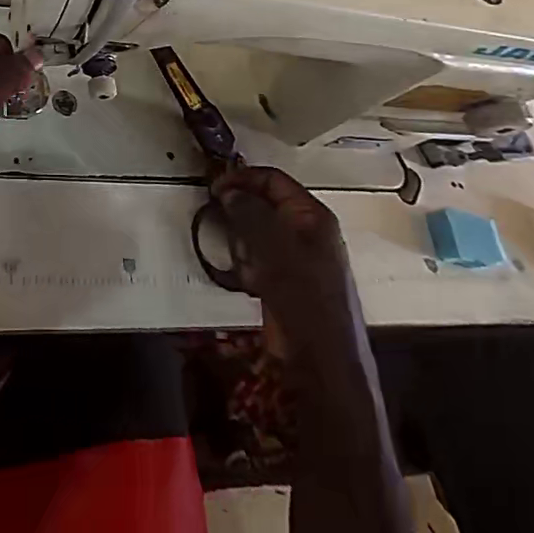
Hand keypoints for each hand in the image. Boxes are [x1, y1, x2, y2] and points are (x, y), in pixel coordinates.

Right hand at [208, 164, 350, 298]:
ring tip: (247, 265)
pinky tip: (252, 282)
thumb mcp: (273, 246)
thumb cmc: (303, 294)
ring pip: (255, 233)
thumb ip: (249, 213)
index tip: (214, 188)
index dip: (242, 178)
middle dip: (241, 218)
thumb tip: (229, 191)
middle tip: (228, 230)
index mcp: (311, 215)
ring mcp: (296, 255)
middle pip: (262, 205)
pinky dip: (248, 265)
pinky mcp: (284, 277)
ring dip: (243, 246)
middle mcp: (305, 230)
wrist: (320, 354)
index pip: (273, 180)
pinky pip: (256, 258)